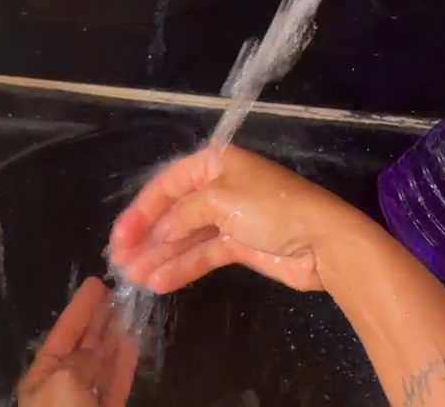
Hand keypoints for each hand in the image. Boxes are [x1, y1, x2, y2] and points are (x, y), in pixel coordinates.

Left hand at [18, 277, 136, 406]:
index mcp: (43, 376)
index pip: (63, 332)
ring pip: (102, 364)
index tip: (96, 283)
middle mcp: (63, 385)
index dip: (80, 307)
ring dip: (114, 338)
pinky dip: (124, 365)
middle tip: (116, 292)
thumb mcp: (63, 382)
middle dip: (98, 318)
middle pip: (84, 345)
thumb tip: (94, 352)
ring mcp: (86, 401)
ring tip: (128, 312)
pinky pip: (115, 385)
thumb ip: (80, 360)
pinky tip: (134, 344)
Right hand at [108, 145, 367, 293]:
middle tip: (121, 259)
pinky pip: (202, 254)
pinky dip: (182, 267)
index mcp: (214, 163)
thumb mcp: (221, 199)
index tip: (120, 234)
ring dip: (161, 255)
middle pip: (174, 212)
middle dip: (148, 236)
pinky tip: (159, 280)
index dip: (142, 209)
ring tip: (134, 276)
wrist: (323, 242)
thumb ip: (183, 214)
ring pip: (185, 237)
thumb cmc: (270, 207)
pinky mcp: (238, 246)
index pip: (168, 184)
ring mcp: (228, 218)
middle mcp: (218, 187)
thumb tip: (157, 231)